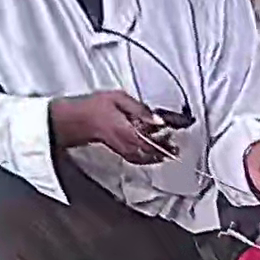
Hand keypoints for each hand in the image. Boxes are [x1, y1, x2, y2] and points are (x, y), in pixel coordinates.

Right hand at [50, 91, 169, 164]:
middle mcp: (131, 147)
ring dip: (161, 154)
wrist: (83, 120)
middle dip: (167, 149)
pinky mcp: (127, 156)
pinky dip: (152, 157)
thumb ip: (140, 109)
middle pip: (155, 153)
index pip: (155, 143)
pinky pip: (144, 160)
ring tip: (170, 149)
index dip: (167, 142)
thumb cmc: (98, 108)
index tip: (174, 137)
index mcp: (130, 133)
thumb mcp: (120, 99)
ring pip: (151, 158)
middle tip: (175, 147)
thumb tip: (157, 119)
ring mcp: (129, 153)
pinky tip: (158, 153)